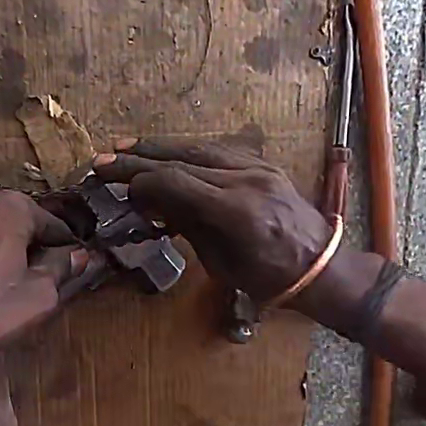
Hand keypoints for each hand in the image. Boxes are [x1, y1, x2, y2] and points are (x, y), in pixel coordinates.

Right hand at [91, 137, 339, 303]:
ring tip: (127, 147)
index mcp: (236, 211)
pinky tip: (167, 151)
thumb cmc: (268, 279)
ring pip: (200, 147)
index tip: (117, 185)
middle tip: (105, 157)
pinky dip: (188, 150)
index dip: (141, 180)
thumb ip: (188, 226)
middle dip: (140, 158)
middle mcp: (246, 180)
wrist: (321, 268)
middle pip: (183, 158)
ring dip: (160, 147)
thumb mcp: (220, 263)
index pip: (176, 180)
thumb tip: (153, 202)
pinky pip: (219, 151)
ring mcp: (258, 168)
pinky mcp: (264, 165)